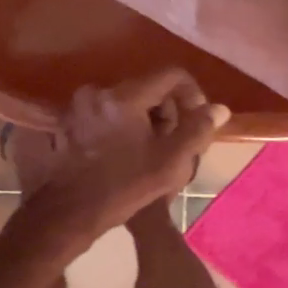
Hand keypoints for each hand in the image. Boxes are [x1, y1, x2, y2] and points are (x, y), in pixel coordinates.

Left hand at [8, 69, 228, 250]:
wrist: (69, 212)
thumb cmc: (123, 187)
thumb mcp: (170, 162)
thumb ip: (198, 130)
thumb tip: (218, 109)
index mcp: (124, 96)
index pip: (170, 75)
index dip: (191, 94)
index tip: (196, 120)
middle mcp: (99, 91)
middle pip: (147, 88)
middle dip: (167, 110)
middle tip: (174, 141)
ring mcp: (80, 105)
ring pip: (126, 101)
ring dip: (145, 119)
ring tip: (151, 151)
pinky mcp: (69, 121)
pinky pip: (106, 112)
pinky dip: (121, 124)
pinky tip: (125, 153)